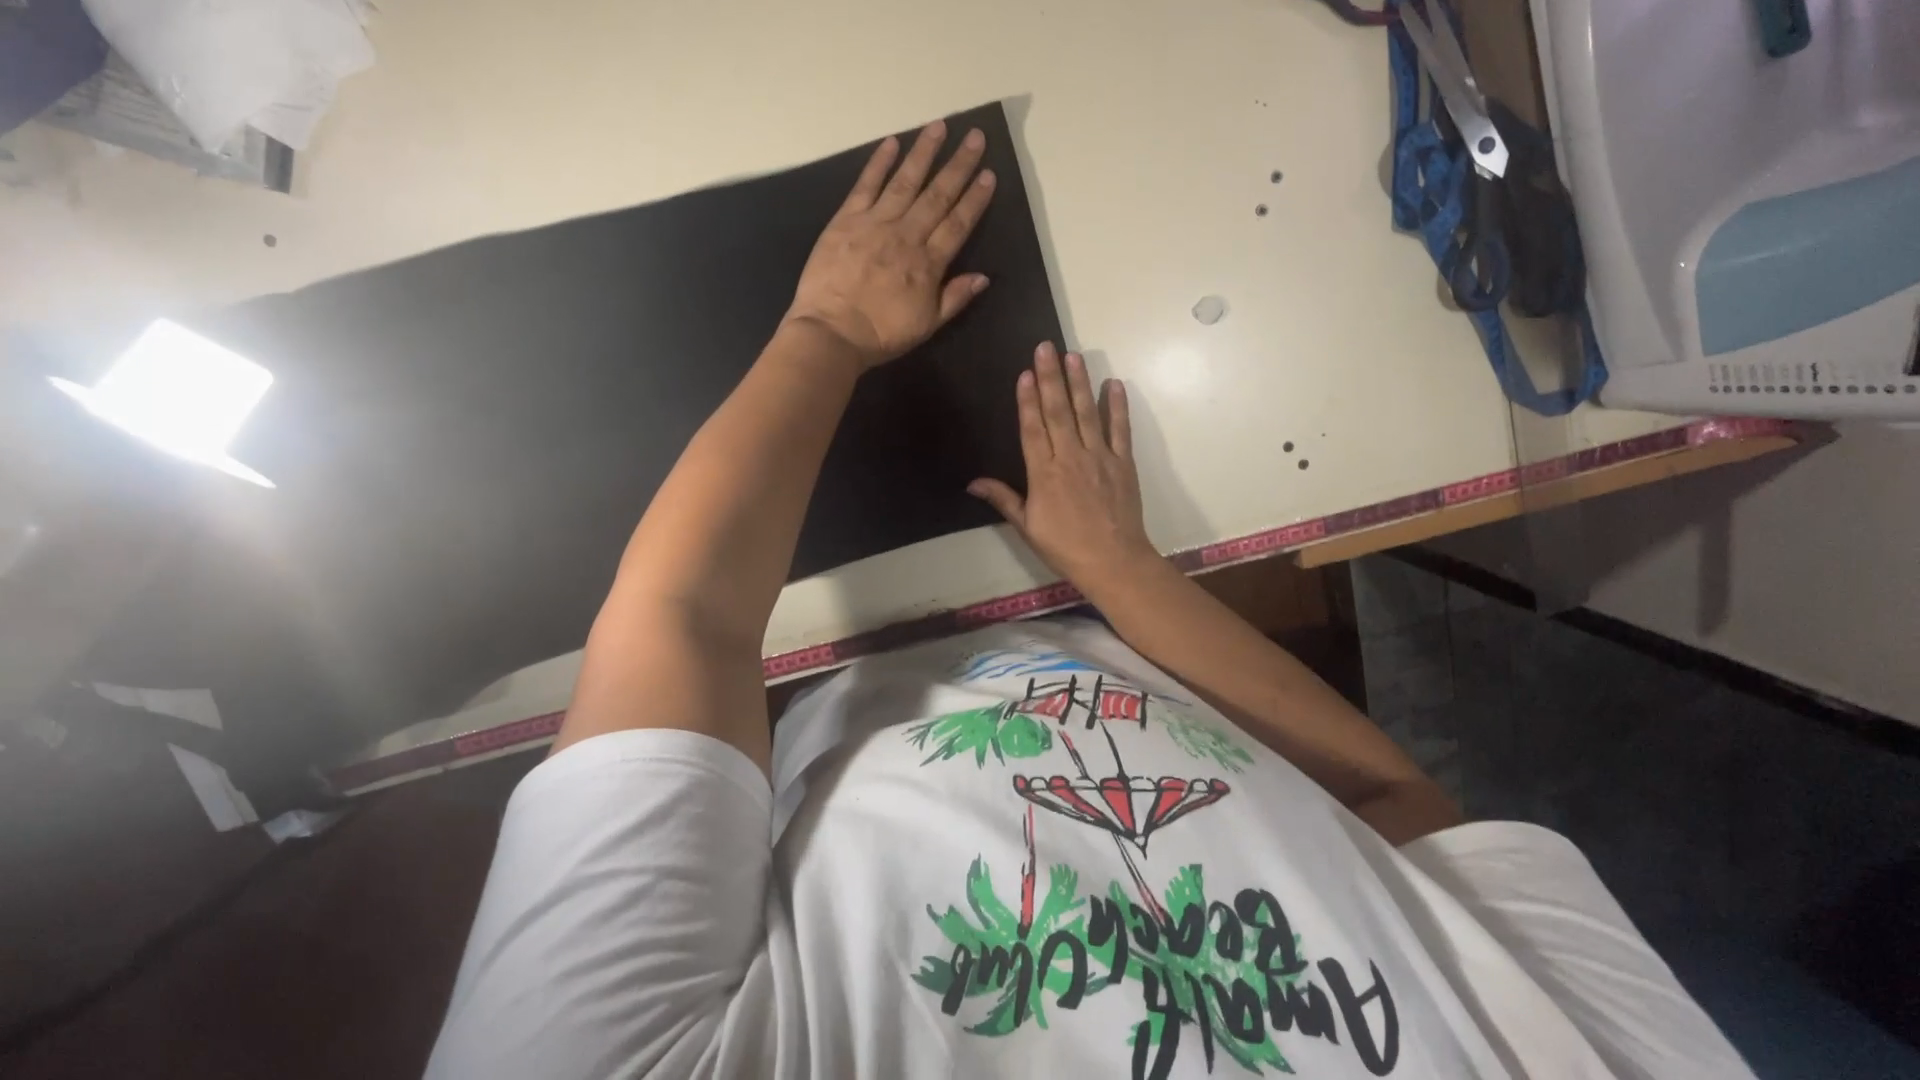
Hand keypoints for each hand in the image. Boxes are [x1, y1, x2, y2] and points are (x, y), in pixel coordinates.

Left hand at [784, 120, 996, 370]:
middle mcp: (906, 236)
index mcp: (927, 264)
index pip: (957, 224)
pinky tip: (892, 143)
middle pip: (937, 195)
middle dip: (958, 165)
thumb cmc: (881, 335)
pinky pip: (865, 185)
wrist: (831, 333)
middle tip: (975, 137)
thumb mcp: (927, 325)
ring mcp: (875, 224)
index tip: (988, 174)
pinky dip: (879, 163)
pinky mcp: (846, 221)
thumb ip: (955, 298)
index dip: (975, 199)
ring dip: (923, 152)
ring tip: (939, 127)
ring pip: (905, 181)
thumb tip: (983, 276)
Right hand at [969, 343, 1160, 591]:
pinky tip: (1112, 384)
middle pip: (1058, 411)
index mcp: (1044, 473)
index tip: (1024, 373)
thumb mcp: (1027, 527)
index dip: (1027, 399)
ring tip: (1073, 355)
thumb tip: (973, 483)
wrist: (1113, 561)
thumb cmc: (1064, 547)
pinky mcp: (1123, 463)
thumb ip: (1003, 499)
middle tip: (1046, 347)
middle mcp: (1070, 458)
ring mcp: (1100, 457)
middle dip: (1051, 378)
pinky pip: (1120, 429)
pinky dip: (1117, 406)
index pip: (1033, 428)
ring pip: (1087, 413)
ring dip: (1079, 382)